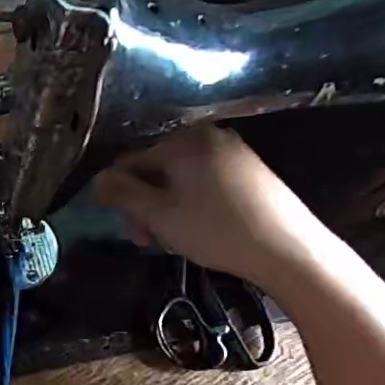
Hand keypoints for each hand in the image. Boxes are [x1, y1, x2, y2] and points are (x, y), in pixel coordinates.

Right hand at [94, 125, 330, 283]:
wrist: (286, 248)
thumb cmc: (215, 229)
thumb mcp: (158, 215)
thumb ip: (122, 193)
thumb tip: (97, 180)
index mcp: (182, 141)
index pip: (130, 162)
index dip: (120, 197)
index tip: (131, 230)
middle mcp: (207, 137)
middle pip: (155, 170)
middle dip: (145, 206)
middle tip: (151, 241)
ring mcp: (231, 152)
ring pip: (178, 180)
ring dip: (166, 210)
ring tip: (175, 240)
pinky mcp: (248, 171)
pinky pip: (202, 183)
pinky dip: (190, 206)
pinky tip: (198, 231)